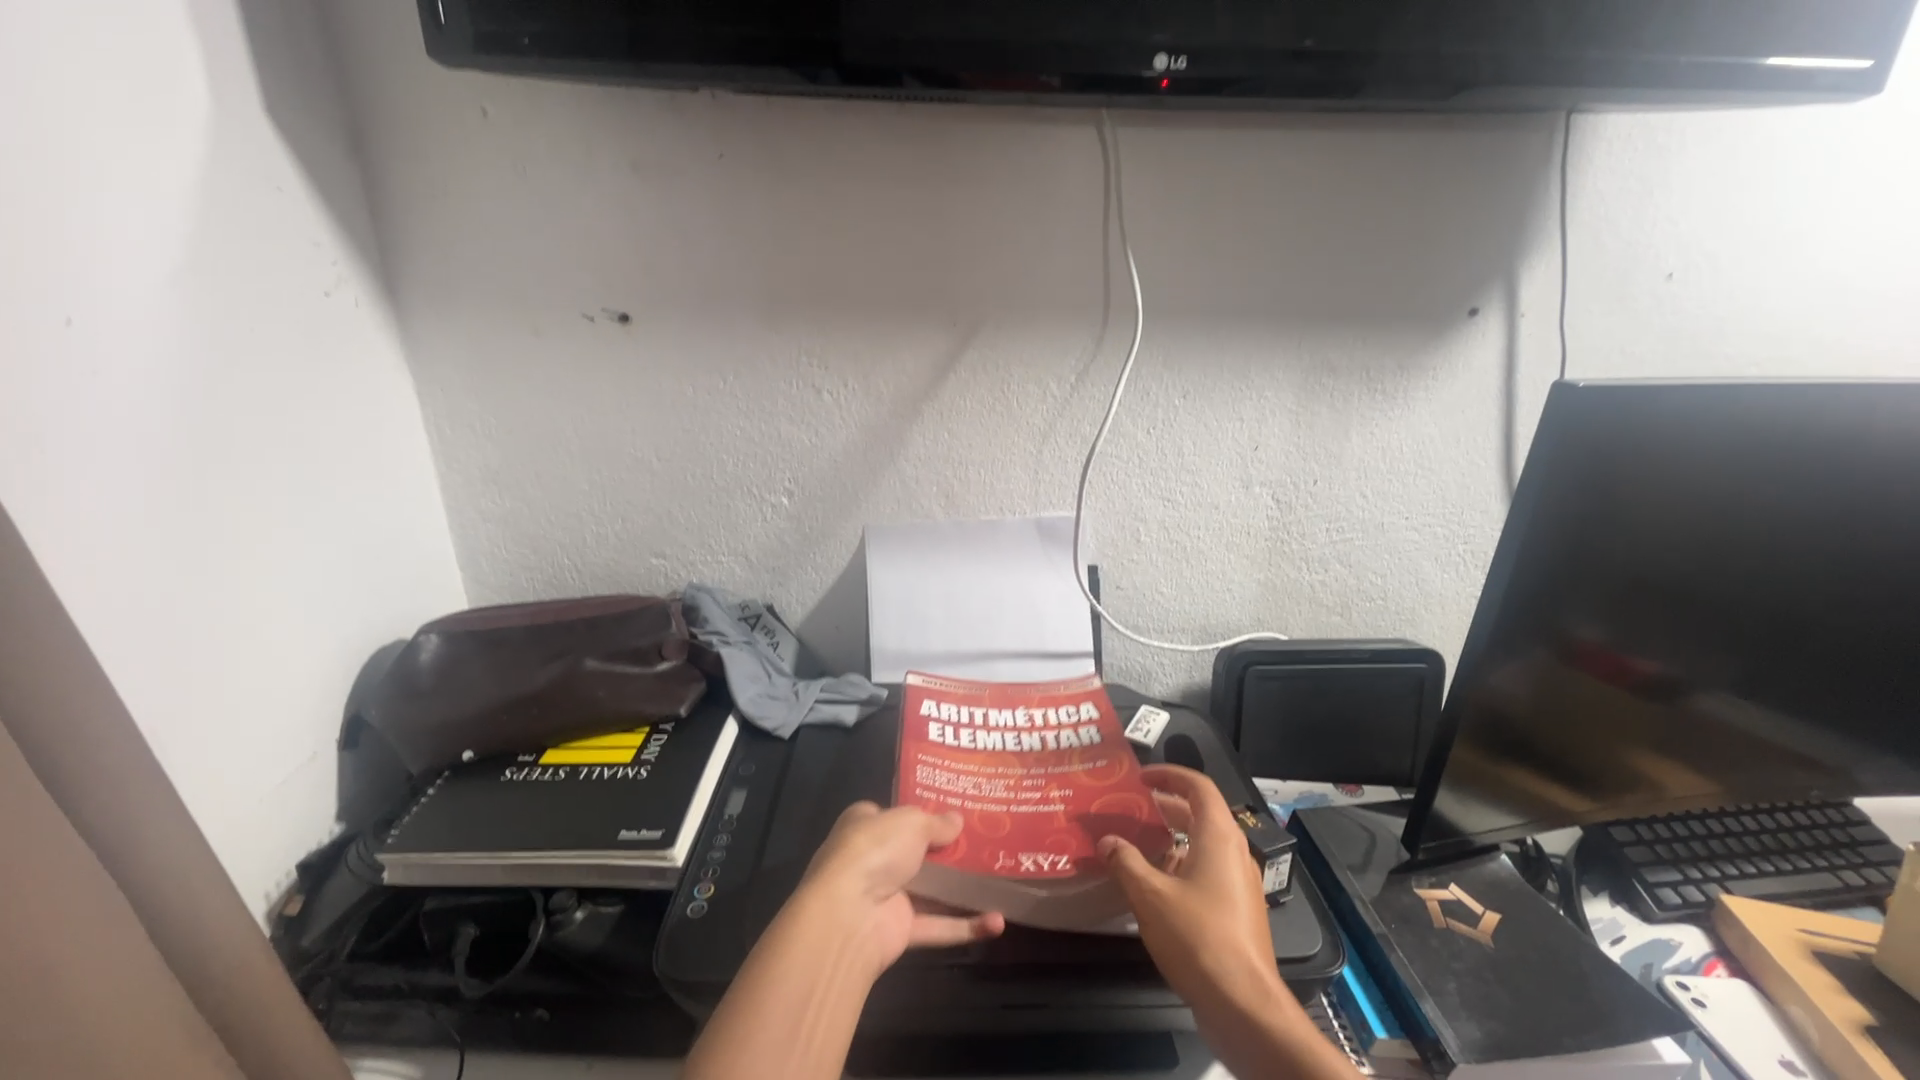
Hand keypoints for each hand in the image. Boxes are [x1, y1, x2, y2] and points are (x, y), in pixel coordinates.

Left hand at [791, 802, 1005, 975]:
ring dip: (961, 890)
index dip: (914, 812)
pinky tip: (998, 923)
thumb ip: (936, 822)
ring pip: (928, 891)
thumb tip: (957, 820)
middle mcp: (871, 859)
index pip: (887, 815)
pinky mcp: (899, 929)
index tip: (948, 811)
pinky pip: (938, 926)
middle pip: (912, 852)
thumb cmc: (875, 850)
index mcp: (863, 825)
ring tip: (999, 880)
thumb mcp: (912, 822)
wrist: (850, 914)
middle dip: (944, 850)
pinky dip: (967, 926)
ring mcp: (884, 896)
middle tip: (984, 843)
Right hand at [1098, 765, 1285, 1013]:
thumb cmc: (1197, 937)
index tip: (1141, 777)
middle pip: (1201, 814)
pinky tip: (1154, 885)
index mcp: (1219, 837)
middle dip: (1166, 807)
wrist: (1242, 1001)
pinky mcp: (1238, 909)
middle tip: (1130, 808)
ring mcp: (1240, 883)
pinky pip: (1208, 872)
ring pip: (1204, 845)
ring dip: (1172, 839)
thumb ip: (1125, 862)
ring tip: (1134, 844)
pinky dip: (1181, 865)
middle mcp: (1235, 852)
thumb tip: (1107, 840)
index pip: (1199, 787)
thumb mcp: (1149, 896)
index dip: (1170, 775)